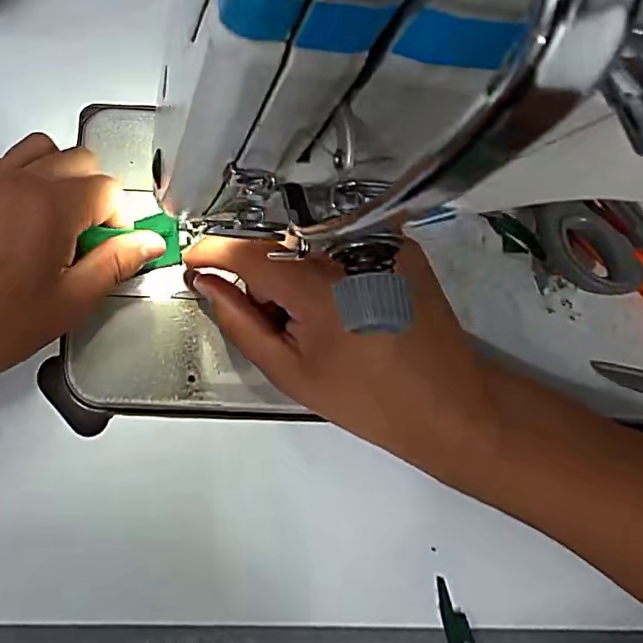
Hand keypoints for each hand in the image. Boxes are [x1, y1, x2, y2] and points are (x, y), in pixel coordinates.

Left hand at [0, 133, 166, 426]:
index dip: (121, 220)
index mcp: (48, 207)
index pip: (109, 189)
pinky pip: (3, 161)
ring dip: (61, 176)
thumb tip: (146, 244)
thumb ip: (114, 265)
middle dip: (97, 194)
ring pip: (43, 150)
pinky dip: (21, 174)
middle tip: (91, 239)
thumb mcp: (65, 305)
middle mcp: (18, 183)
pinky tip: (22, 213)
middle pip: (81, 160)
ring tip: (59, 221)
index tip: (114, 247)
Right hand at [183, 237, 499, 479]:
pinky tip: (336, 302)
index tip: (191, 261)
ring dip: (288, 267)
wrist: (451, 404)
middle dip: (255, 271)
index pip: (245, 250)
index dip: (210, 252)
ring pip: (304, 238)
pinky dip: (321, 262)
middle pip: (275, 242)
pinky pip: (337, 239)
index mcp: (318, 284)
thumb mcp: (290, 369)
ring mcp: (378, 239)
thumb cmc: (369, 399)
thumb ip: (240, 320)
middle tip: (269, 315)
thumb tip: (207, 283)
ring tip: (309, 316)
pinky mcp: (397, 241)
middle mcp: (349, 248)